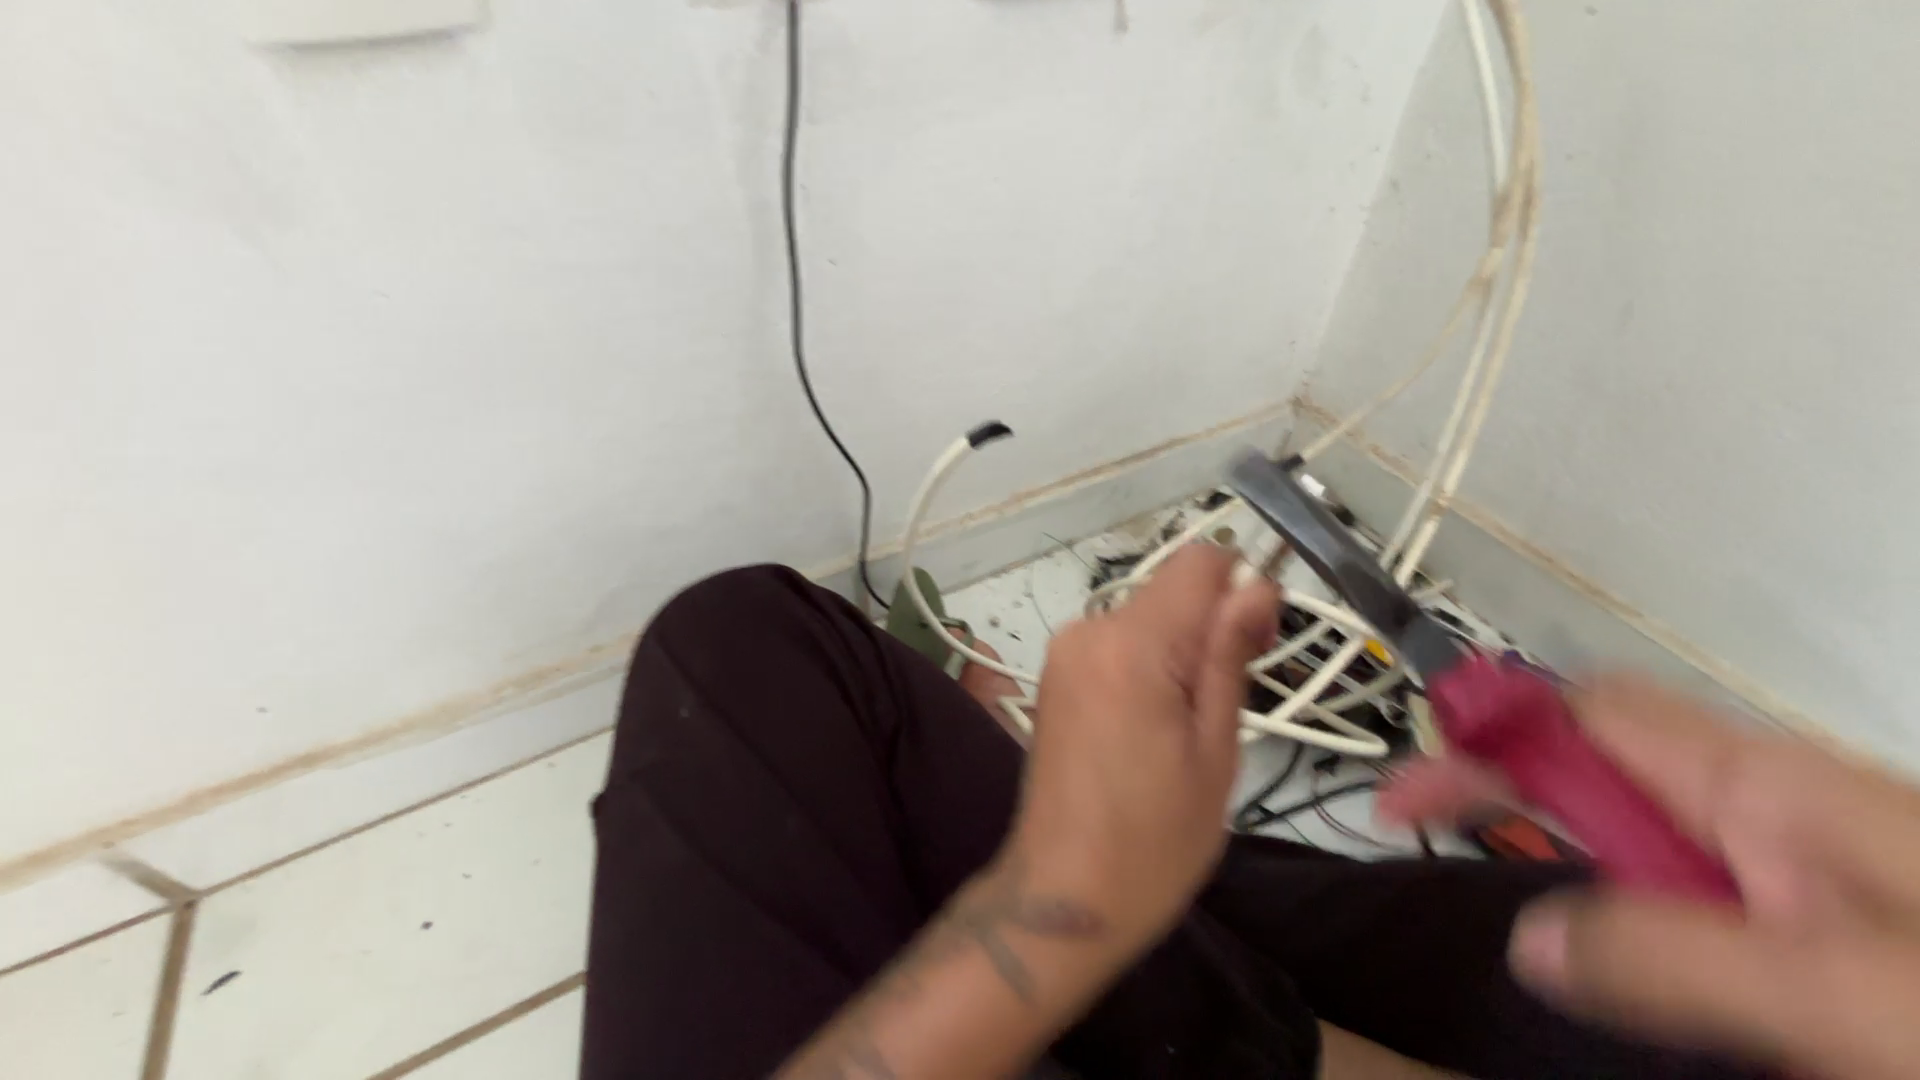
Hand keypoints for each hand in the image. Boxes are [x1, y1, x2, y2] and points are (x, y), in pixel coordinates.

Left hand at [1008, 544, 1277, 953]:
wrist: (1063, 892)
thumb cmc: (1154, 839)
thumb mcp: (1215, 749)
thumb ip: (1230, 655)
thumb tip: (1256, 584)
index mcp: (1132, 644)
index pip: (1199, 560)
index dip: (1241, 590)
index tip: (1256, 646)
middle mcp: (1088, 630)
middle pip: (1172, 591)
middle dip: (1210, 629)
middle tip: (1219, 709)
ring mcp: (1064, 651)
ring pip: (1147, 618)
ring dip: (1177, 653)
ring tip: (1180, 730)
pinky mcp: (1055, 674)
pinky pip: (1117, 643)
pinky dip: (1146, 666)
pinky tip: (1148, 727)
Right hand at [1381, 675, 1919, 1079]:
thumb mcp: (1858, 997)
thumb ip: (1679, 957)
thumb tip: (1528, 938)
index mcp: (1762, 783)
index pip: (1579, 712)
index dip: (1481, 731)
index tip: (1406, 788)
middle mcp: (1763, 802)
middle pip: (1588, 760)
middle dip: (1496, 787)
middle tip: (1422, 830)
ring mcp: (1787, 860)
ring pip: (1631, 834)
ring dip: (1559, 860)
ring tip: (1537, 923)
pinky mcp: (1809, 916)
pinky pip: (1680, 892)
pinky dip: (1625, 916)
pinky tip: (1633, 964)